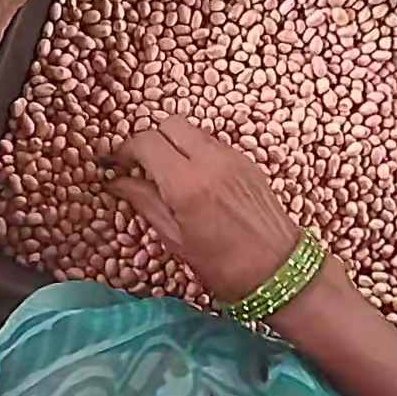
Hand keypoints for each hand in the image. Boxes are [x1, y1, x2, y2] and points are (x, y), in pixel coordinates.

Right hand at [107, 118, 307, 302]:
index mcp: (186, 183)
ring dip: (173, 144)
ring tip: (165, 173)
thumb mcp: (174, 238)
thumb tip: (117, 182)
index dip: (125, 150)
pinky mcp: (246, 161)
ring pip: (191, 130)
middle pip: (169, 124)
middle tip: (140, 166)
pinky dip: (194, 151)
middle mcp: (210, 160)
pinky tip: (192, 179)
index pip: (146, 142)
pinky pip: (211, 143)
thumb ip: (144, 202)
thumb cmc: (222, 265)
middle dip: (150, 140)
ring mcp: (232, 156)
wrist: (280, 271)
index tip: (116, 165)